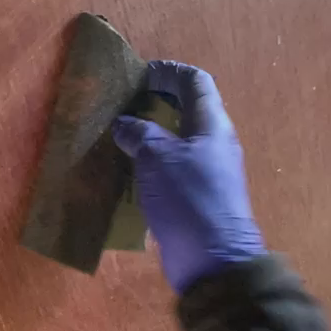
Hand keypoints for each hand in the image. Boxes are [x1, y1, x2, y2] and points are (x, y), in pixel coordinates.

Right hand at [112, 60, 265, 293]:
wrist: (213, 259)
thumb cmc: (188, 198)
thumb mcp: (157, 158)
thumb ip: (139, 134)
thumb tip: (124, 124)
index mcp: (211, 125)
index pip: (195, 82)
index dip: (169, 72)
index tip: (140, 74)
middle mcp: (213, 144)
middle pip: (187, 110)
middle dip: (156, 102)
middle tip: (123, 104)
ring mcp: (205, 172)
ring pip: (176, 141)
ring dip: (149, 135)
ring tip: (118, 134)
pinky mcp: (194, 197)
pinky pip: (170, 169)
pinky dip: (149, 163)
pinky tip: (126, 169)